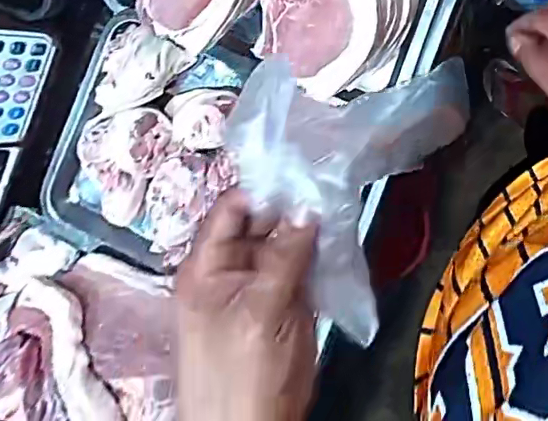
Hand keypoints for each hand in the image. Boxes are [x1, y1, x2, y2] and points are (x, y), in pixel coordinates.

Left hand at [176, 189, 318, 420]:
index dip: (265, 186)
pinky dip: (319, 246)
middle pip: (262, 218)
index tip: (301, 169)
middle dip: (293, 200)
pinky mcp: (284, 298)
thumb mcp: (261, 312)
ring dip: (309, 221)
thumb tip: (309, 204)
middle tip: (328, 177)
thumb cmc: (241, 379)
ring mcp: (260, 283)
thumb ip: (285, 255)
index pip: (233, 207)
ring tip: (338, 196)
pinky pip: (301, 259)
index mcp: (208, 266)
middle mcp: (232, 267)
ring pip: (286, 236)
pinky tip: (338, 231)